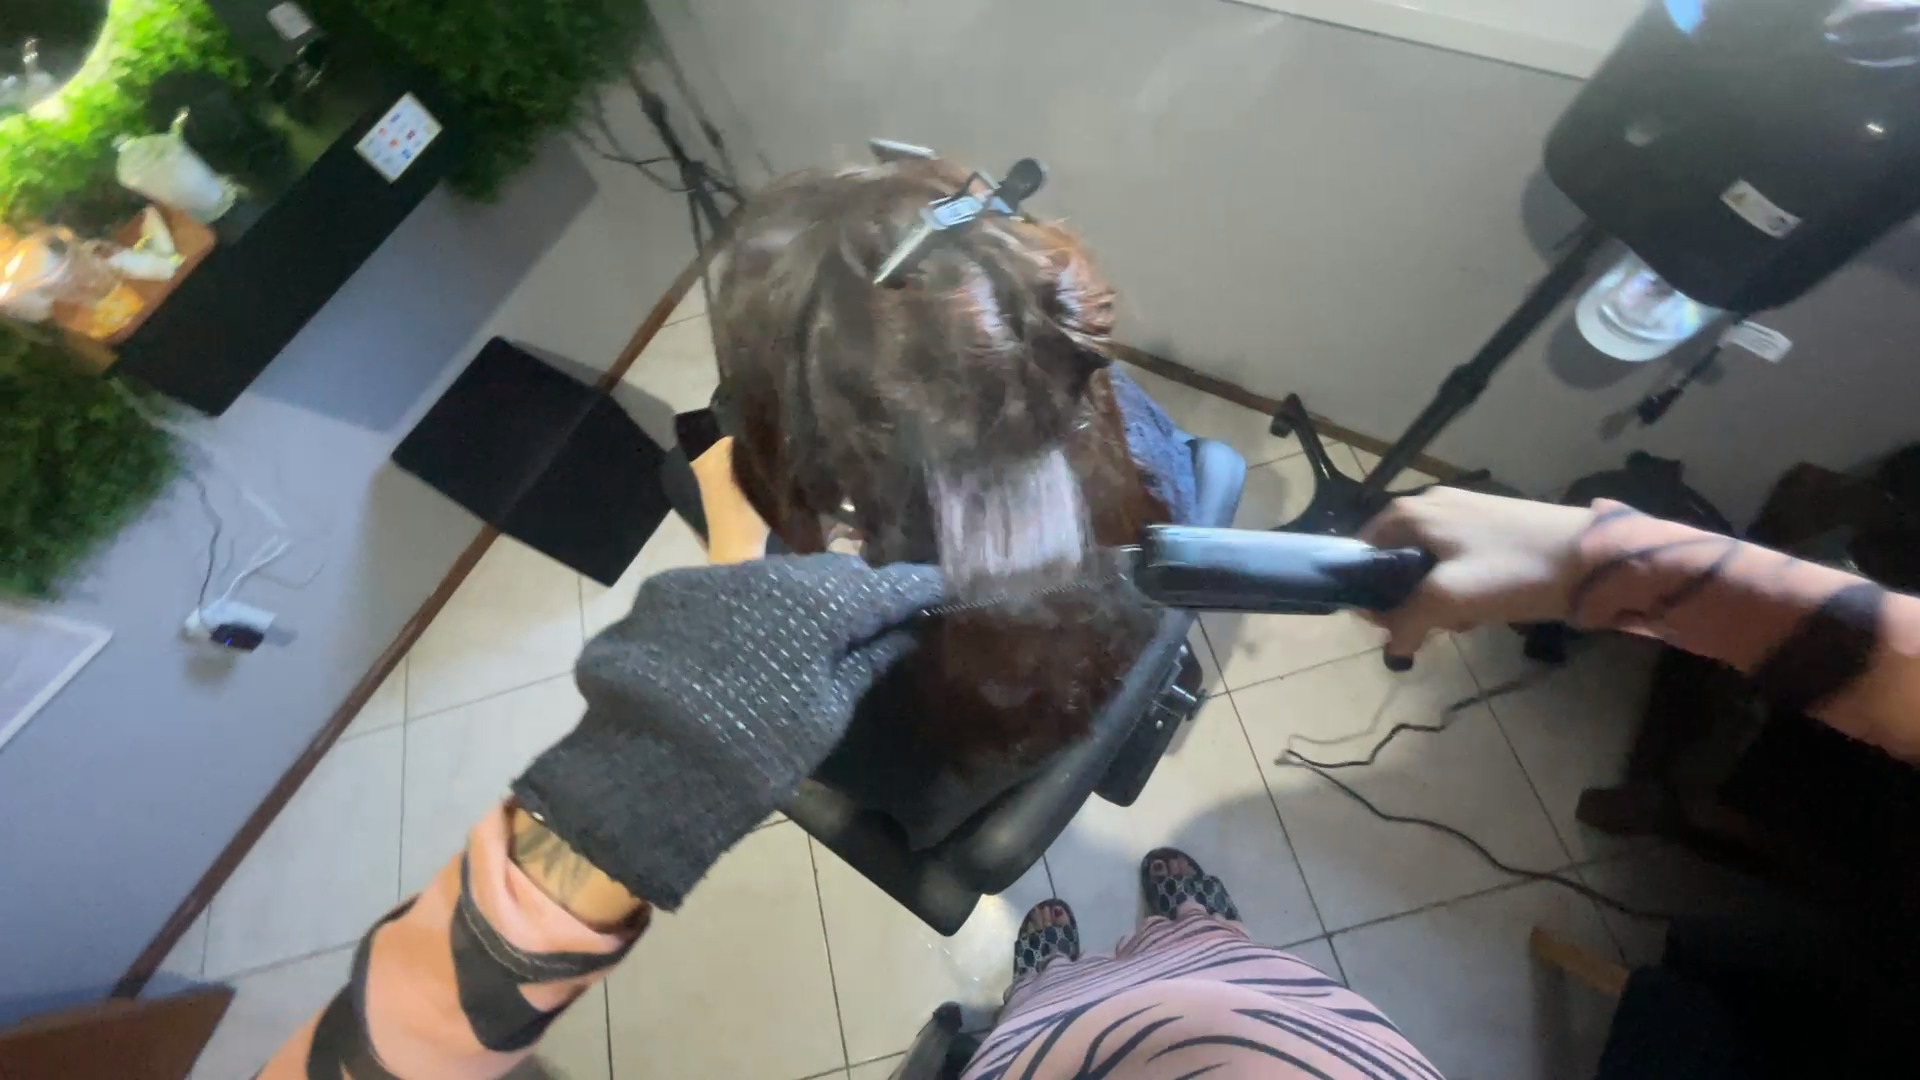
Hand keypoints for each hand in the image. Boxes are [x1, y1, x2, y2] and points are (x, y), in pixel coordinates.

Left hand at [513, 554, 943, 908]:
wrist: (640, 776)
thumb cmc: (753, 754)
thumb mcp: (824, 713)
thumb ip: (867, 661)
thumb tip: (903, 632)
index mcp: (817, 606)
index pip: (882, 587)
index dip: (915, 586)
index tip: (939, 584)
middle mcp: (768, 574)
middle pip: (830, 572)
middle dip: (857, 591)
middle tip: (874, 616)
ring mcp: (715, 578)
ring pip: (779, 576)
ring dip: (802, 598)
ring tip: (807, 631)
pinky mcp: (673, 589)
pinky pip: (732, 588)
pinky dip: (753, 607)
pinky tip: (748, 641)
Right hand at [1358, 487, 1589, 662]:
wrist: (1601, 558)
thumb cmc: (1514, 571)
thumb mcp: (1449, 599)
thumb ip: (1406, 621)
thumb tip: (1391, 646)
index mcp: (1406, 513)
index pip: (1360, 552)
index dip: (1365, 589)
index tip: (1385, 621)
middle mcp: (1427, 502)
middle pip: (1391, 556)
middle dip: (1404, 593)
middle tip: (1430, 621)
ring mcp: (1461, 508)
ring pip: (1423, 558)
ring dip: (1432, 591)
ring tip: (1460, 615)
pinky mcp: (1490, 519)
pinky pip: (1452, 554)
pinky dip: (1457, 579)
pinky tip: (1481, 599)